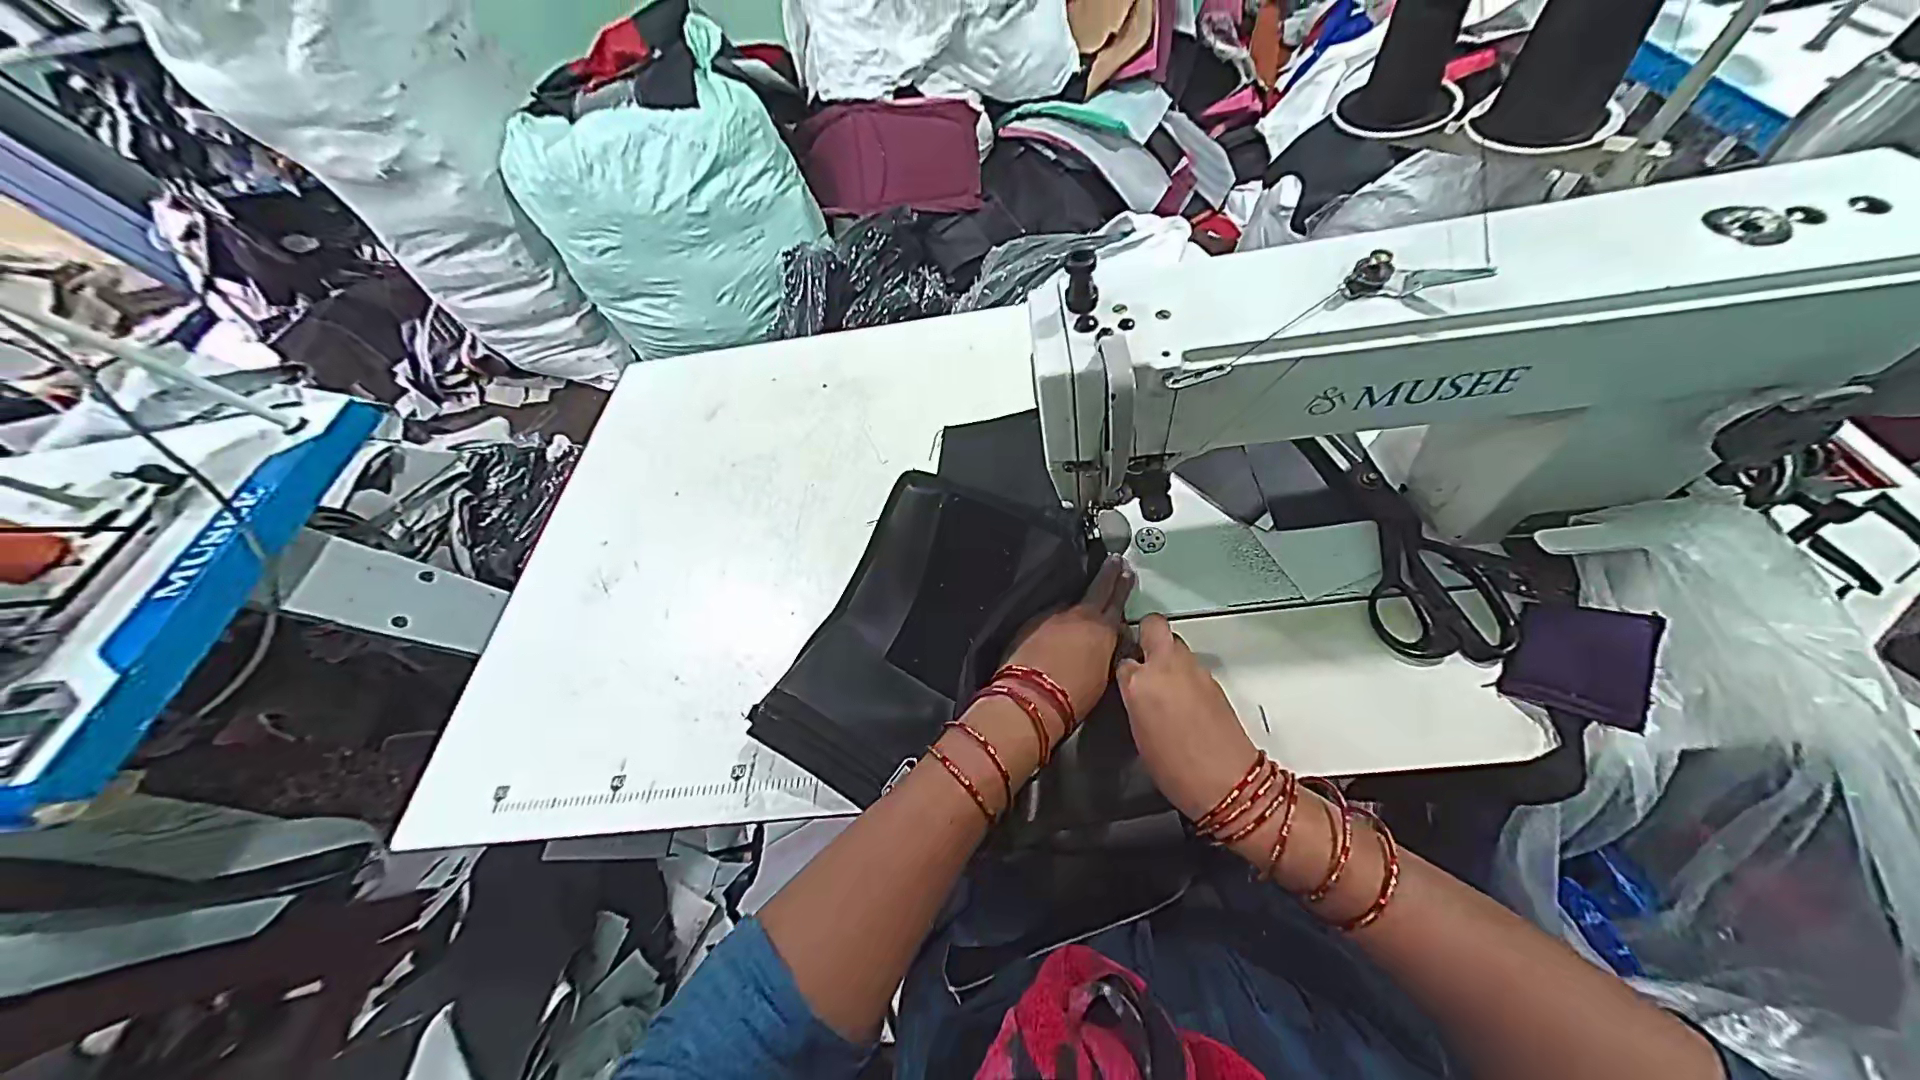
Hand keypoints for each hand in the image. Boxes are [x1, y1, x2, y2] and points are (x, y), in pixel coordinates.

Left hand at [1001, 556, 1134, 725]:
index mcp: (1102, 628)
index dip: (1122, 583)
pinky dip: (1055, 617)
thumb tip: (1105, 645)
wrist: (1031, 696)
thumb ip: (1106, 651)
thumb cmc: (1072, 695)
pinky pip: (1047, 614)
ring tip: (1084, 600)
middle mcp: (1077, 615)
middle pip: (1096, 588)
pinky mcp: (1028, 624)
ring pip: (1069, 602)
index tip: (1126, 570)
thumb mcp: (1103, 675)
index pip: (1116, 598)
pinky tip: (1055, 625)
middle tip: (1113, 561)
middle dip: (1107, 574)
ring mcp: (1050, 616)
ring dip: (1077, 601)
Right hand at [1116, 614, 1260, 820]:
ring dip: (1169, 656)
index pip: (1123, 658)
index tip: (1124, 676)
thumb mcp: (1138, 733)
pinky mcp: (1214, 681)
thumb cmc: (1178, 769)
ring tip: (1164, 684)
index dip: (1124, 667)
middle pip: (1155, 626)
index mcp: (1139, 681)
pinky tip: (1184, 701)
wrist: (1227, 782)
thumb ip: (1134, 699)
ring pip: (1176, 644)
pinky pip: (1193, 666)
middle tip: (1143, 656)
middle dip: (1148, 634)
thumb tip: (1134, 689)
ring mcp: (1194, 670)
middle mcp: (1167, 666)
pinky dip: (1186, 675)